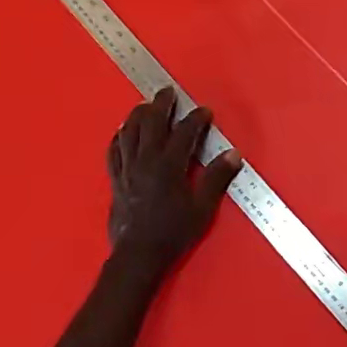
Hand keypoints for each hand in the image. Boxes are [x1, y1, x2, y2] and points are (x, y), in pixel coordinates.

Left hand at [106, 88, 242, 270]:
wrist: (139, 254)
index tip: (205, 111)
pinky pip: (113, 151)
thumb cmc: (174, 233)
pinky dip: (118, 137)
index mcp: (168, 166)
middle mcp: (145, 161)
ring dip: (137, 115)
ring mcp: (127, 169)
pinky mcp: (115, 179)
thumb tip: (233, 155)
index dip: (196, 119)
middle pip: (150, 123)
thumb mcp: (202, 209)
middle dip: (161, 104)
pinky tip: (122, 132)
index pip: (184, 133)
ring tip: (145, 105)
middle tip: (168, 92)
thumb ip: (216, 179)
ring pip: (128, 132)